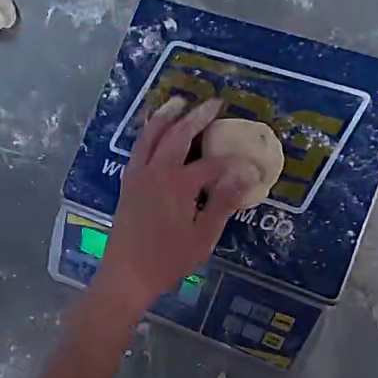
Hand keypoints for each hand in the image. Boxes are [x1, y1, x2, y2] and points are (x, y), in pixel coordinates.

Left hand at [90, 96, 249, 317]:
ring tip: (178, 101)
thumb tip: (247, 175)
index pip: (213, 165)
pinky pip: (138, 148)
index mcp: (177, 185)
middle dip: (197, 117)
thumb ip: (223, 202)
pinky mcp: (128, 183)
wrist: (125, 276)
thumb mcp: (202, 236)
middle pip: (178, 136)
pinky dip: (148, 133)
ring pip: (151, 136)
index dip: (235, 164)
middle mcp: (156, 172)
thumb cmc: (167, 261)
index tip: (252, 164)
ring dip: (166, 116)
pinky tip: (154, 131)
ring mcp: (138, 175)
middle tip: (213, 103)